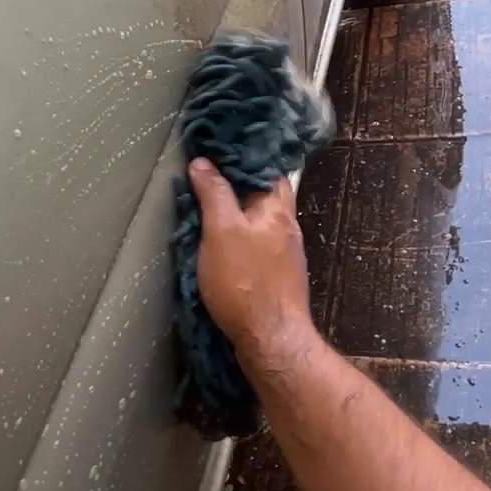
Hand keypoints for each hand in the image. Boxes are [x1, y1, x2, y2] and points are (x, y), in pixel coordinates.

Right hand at [186, 158, 319, 374]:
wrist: (271, 339)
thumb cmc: (245, 281)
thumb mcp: (221, 231)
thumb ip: (213, 194)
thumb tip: (202, 162)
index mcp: (278, 209)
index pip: (268, 169)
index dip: (246, 157)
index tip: (220, 151)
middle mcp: (287, 227)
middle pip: (264, 195)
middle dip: (238, 185)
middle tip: (208, 176)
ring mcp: (285, 254)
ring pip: (260, 221)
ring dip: (238, 213)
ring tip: (209, 207)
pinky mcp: (278, 277)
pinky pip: (258, 245)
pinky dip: (241, 237)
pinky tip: (223, 245)